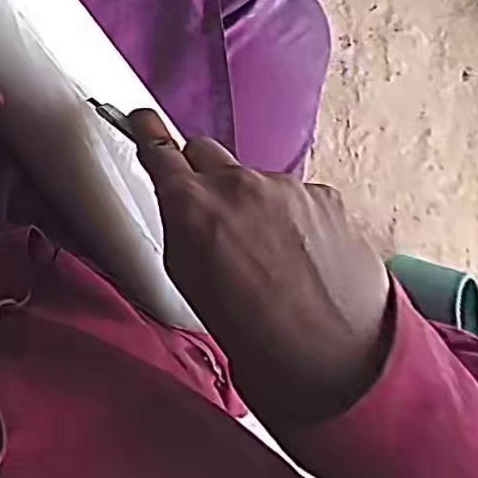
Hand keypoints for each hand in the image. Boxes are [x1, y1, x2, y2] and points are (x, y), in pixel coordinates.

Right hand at [129, 110, 391, 422]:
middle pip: (203, 150)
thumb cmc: (251, 328)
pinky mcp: (324, 195)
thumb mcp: (182, 273)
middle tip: (210, 209)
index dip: (147, 131)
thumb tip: (177, 200)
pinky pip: (292, 193)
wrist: (333, 359)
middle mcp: (235, 183)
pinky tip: (298, 251)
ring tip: (267, 250)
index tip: (143, 119)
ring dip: (251, 199)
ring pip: (250, 176)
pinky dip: (290, 213)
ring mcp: (284, 186)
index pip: (158, 147)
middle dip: (201, 172)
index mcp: (190, 203)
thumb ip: (176, 221)